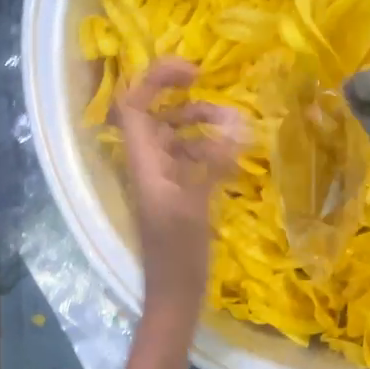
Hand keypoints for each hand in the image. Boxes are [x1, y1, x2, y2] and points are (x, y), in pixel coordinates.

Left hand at [114, 57, 245, 314]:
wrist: (174, 295)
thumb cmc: (178, 255)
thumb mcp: (195, 206)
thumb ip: (213, 163)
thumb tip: (237, 123)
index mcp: (142, 162)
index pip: (132, 105)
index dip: (155, 80)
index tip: (194, 73)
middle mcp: (148, 165)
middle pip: (157, 116)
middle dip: (186, 102)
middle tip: (222, 101)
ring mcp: (163, 181)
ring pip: (176, 137)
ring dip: (201, 126)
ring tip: (236, 130)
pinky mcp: (178, 195)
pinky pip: (189, 160)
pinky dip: (209, 151)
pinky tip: (234, 157)